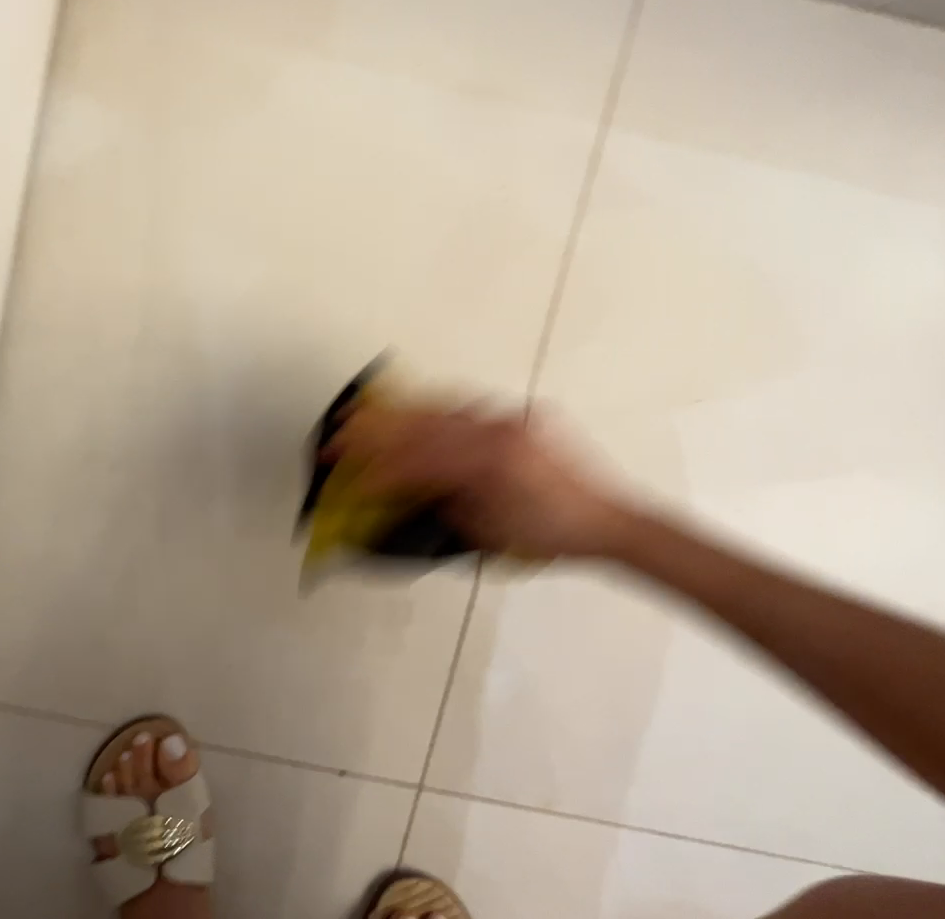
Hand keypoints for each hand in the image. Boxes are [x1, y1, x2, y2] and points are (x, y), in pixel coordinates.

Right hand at [324, 402, 638, 559]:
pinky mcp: (521, 416)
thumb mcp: (486, 532)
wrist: (607, 521)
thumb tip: (408, 490)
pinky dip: (435, 407)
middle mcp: (496, 432)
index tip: (344, 473)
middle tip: (337, 433)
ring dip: (398, 411)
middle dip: (373, 429)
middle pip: (420, 424)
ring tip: (363, 413)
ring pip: (441, 408)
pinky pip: (468, 406)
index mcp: (487, 464)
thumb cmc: (547, 537)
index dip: (375, 467)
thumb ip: (444, 504)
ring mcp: (510, 418)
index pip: (416, 460)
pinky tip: (414, 410)